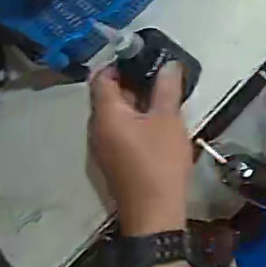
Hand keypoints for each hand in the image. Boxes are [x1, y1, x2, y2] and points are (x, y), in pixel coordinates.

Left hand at [89, 63, 193, 234]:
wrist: (154, 210)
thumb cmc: (160, 161)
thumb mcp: (169, 119)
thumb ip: (167, 89)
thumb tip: (169, 65)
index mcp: (105, 115)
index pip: (102, 79)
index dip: (120, 63)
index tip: (144, 56)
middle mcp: (97, 129)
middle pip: (108, 96)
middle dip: (132, 81)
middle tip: (160, 72)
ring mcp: (103, 146)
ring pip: (116, 114)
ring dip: (136, 101)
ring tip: (164, 93)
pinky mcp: (115, 159)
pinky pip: (121, 129)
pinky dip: (137, 118)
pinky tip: (159, 119)